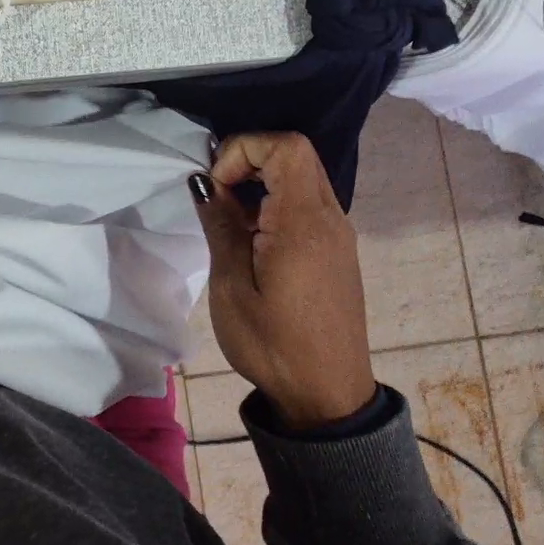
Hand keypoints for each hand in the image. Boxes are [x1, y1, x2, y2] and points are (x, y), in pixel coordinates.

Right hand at [190, 132, 376, 429]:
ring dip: (260, 181)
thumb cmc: (272, 344)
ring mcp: (337, 235)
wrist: (327, 398)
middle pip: (295, 154)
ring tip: (228, 219)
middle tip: (217, 195)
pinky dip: (273, 202)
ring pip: (301, 177)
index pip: (286, 146)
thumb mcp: (231, 286)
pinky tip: (250, 239)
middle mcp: (330, 220)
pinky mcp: (335, 251)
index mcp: (305, 224)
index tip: (217, 187)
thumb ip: (220, 226)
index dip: (243, 150)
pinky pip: (305, 203)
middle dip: (248, 159)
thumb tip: (206, 182)